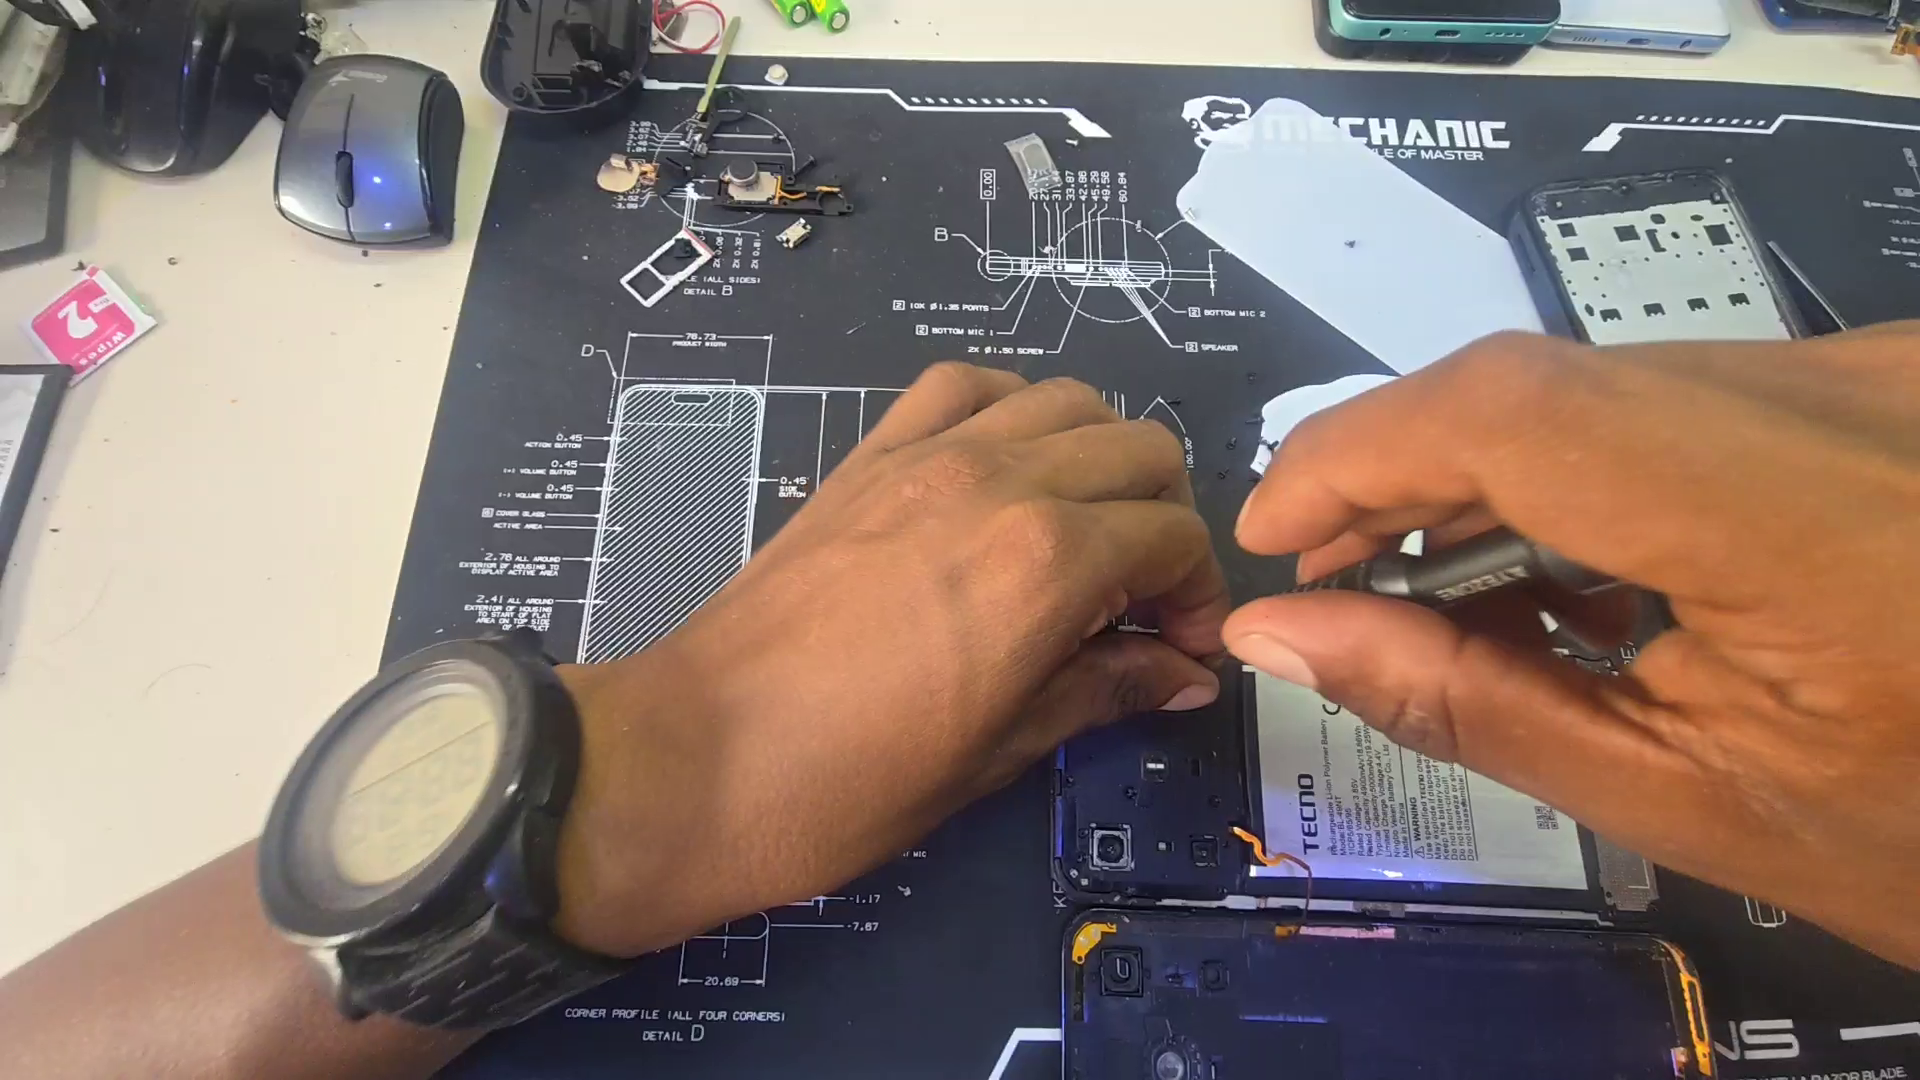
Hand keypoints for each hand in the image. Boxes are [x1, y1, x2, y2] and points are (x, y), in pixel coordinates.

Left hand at [553, 363, 1230, 955]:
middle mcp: (1003, 480)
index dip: (1199, 593)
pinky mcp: (871, 452)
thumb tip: (1190, 676)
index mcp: (1048, 563)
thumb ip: (1107, 690)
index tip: (1182, 647)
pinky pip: (962, 386)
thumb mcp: (1002, 750)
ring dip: (1101, 458)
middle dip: (1166, 519)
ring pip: (1066, 401)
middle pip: (1141, 452)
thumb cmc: (855, 782)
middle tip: (1143, 592)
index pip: (1175, 538)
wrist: (699, 755)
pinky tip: (1007, 461)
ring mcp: (930, 453)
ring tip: (1083, 525)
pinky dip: (1009, 408)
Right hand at [1226, 324, 1919, 968]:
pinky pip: (1636, 397)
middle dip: (1381, 474)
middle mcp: (1862, 397)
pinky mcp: (1871, 374)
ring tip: (1414, 577)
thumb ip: (1452, 701)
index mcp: (1831, 528)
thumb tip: (1268, 633)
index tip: (1273, 535)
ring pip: (1569, 384)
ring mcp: (1879, 367)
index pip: (1514, 414)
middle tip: (1322, 570)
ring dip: (1452, 476)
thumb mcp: (1680, 799)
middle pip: (1522, 387)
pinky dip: (1539, 473)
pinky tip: (1542, 558)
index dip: (1353, 455)